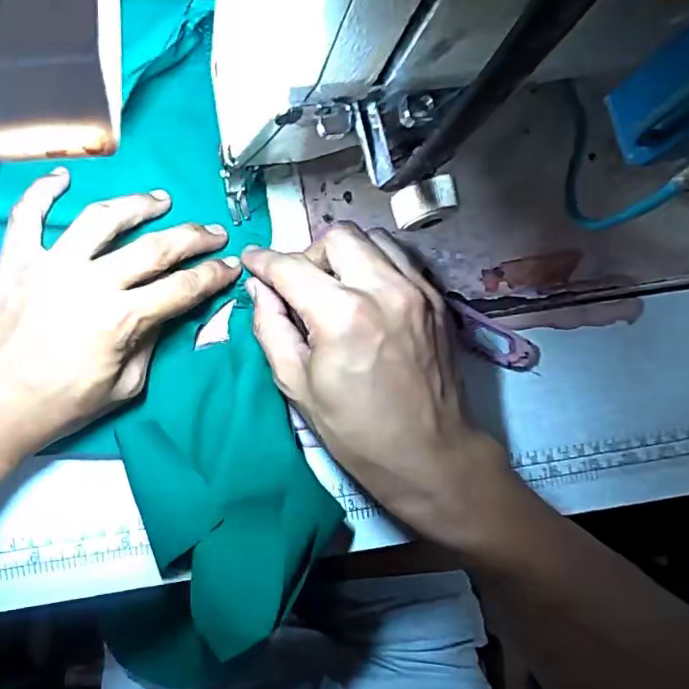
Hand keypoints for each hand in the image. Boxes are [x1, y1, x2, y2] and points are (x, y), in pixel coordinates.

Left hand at [0, 170, 239, 481]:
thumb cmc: (59, 406)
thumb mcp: (123, 386)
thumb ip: (150, 343)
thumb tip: (168, 311)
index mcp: (122, 319)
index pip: (182, 288)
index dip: (213, 276)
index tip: (230, 266)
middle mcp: (91, 282)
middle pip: (155, 247)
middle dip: (193, 237)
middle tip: (212, 231)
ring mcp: (50, 265)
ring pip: (103, 219)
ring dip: (137, 205)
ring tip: (159, 200)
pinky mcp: (15, 260)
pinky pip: (29, 215)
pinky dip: (44, 191)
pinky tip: (63, 178)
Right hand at [241, 223, 513, 543]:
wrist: (428, 452)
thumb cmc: (356, 431)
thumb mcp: (297, 386)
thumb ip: (271, 328)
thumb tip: (261, 289)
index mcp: (342, 316)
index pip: (292, 267)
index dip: (264, 262)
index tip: (252, 261)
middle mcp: (383, 290)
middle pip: (337, 236)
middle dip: (309, 254)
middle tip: (302, 287)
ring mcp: (417, 291)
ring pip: (373, 239)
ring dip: (346, 256)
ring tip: (337, 289)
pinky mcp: (437, 299)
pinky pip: (400, 259)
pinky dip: (376, 266)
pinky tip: (368, 297)